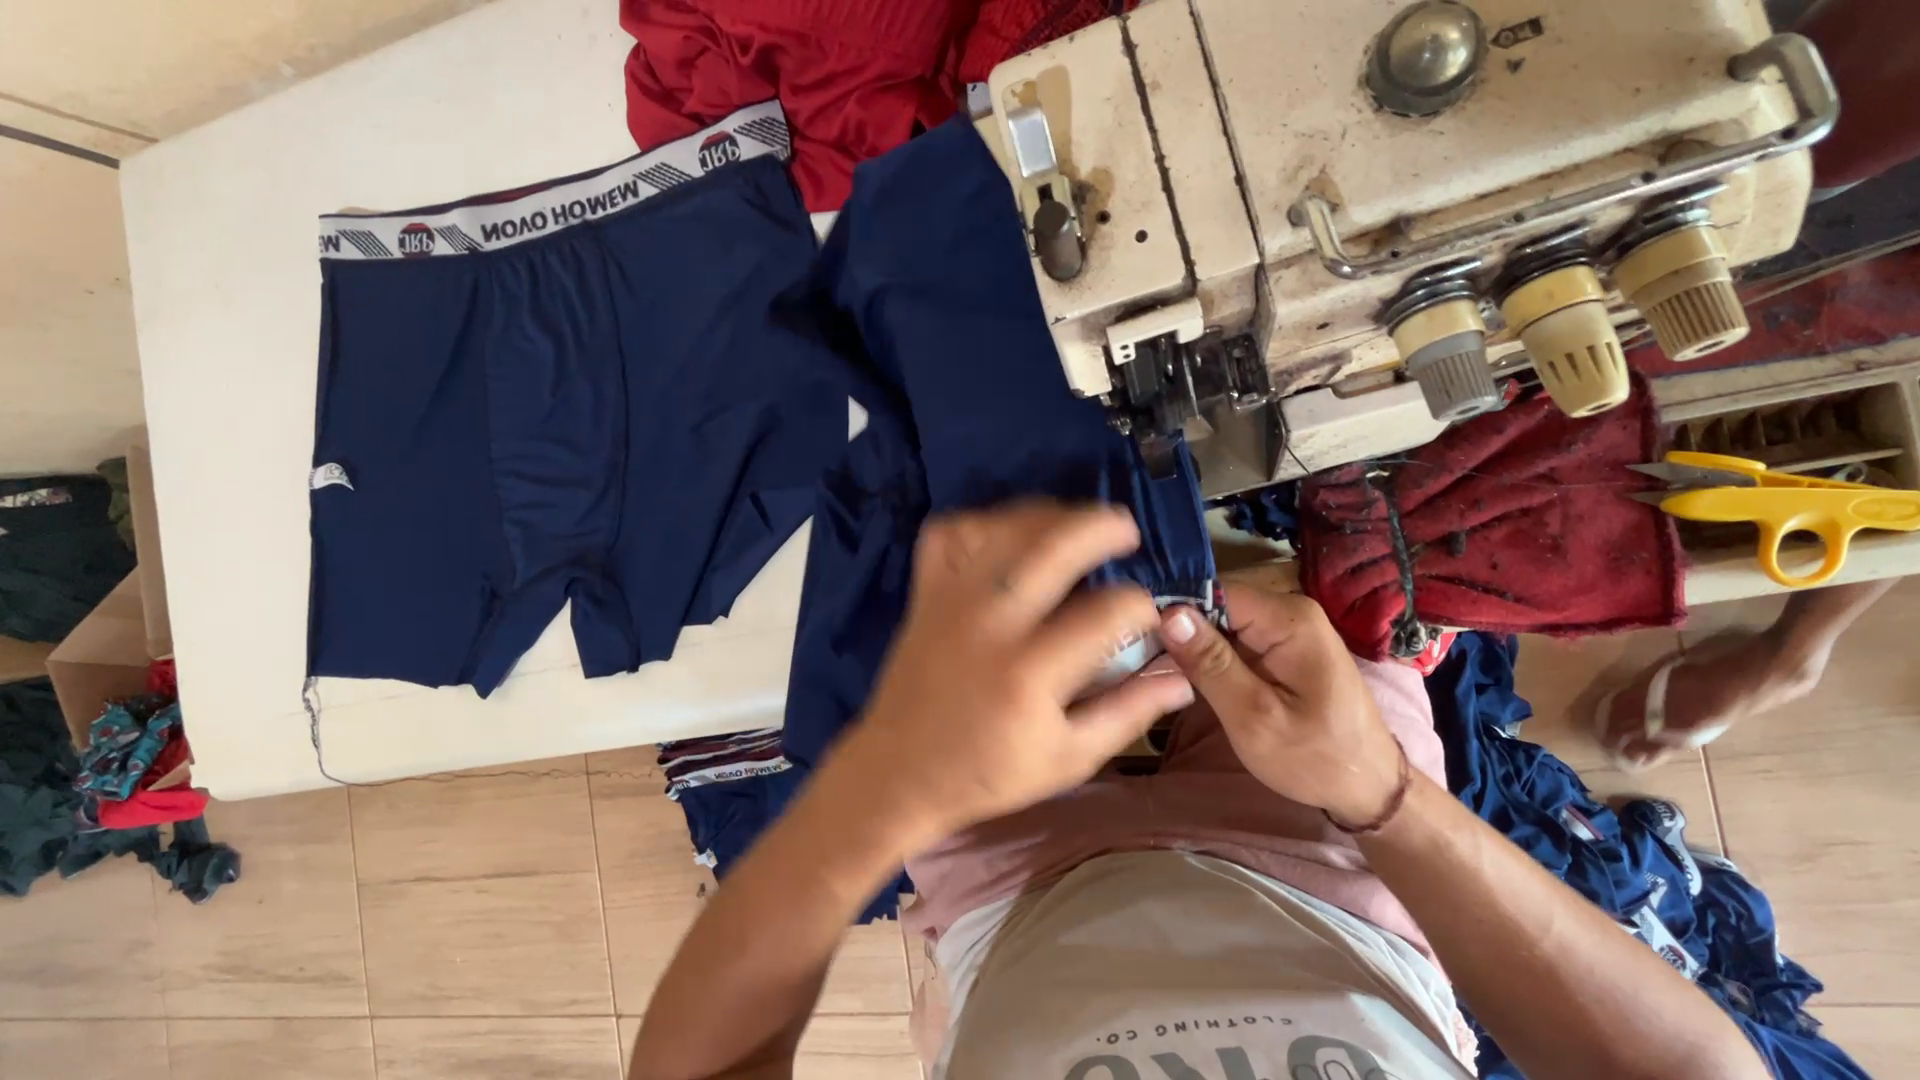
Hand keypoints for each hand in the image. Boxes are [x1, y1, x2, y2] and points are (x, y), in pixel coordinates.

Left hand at [834, 500, 1196, 845]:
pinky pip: (950, 534)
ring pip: (1003, 529)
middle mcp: (990, 624)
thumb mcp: (1068, 758)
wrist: (899, 772)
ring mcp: (951, 601)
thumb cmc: (988, 772)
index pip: (1106, 613)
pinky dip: (983, 522)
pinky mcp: (925, 593)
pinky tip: (1009, 537)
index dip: (1141, 606)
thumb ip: (1127, 712)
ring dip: (1048, 515)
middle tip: (1126, 530)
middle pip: (1052, 546)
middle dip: (1100, 526)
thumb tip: (1182, 677)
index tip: (1147, 615)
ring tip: (1075, 526)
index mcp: (1031, 673)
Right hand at [1158, 584, 1403, 826]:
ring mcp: (1287, 629)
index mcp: (1289, 619)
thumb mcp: (1254, 717)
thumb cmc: (1315, 759)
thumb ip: (1210, 663)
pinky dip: (1209, 658)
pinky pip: (1234, 640)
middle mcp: (1290, 611)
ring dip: (1192, 647)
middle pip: (1215, 604)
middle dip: (1180, 630)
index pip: (1214, 591)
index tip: (1137, 639)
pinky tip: (1187, 679)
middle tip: (1142, 664)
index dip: (1174, 611)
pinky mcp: (1282, 648)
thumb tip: (1167, 613)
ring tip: (1158, 671)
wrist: (1369, 789)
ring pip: (1220, 623)